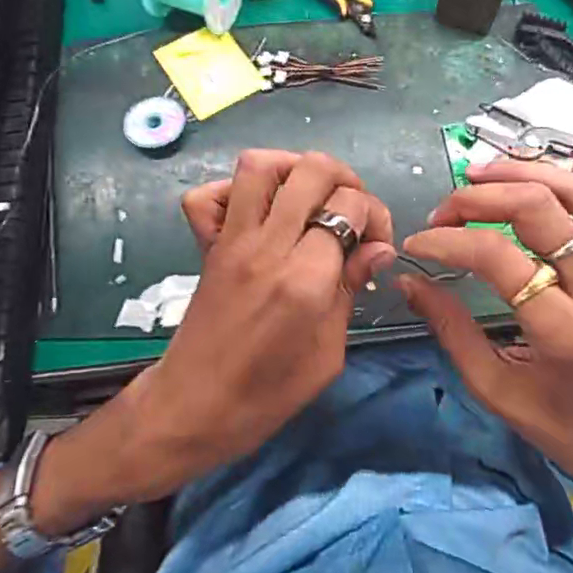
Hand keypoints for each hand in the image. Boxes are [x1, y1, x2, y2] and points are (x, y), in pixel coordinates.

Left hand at [40, 151, 393, 520]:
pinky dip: (232, 192)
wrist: (195, 407)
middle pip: (309, 169)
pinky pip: (206, 197)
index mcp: (304, 279)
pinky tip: (256, 214)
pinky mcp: (206, 246)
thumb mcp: (328, 353)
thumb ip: (350, 289)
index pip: (349, 205)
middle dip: (343, 178)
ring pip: (257, 165)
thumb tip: (377, 248)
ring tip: (308, 197)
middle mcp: (266, 247)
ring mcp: (230, 242)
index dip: (373, 216)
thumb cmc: (268, 395)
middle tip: (348, 212)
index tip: (372, 246)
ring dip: (291, 168)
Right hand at [397, 140, 572, 481]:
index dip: (448, 239)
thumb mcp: (492, 387)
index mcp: (564, 329)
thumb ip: (449, 328)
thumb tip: (408, 279)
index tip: (416, 244)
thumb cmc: (558, 422)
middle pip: (541, 210)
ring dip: (527, 170)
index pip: (497, 257)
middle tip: (445, 208)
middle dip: (480, 197)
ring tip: (481, 170)